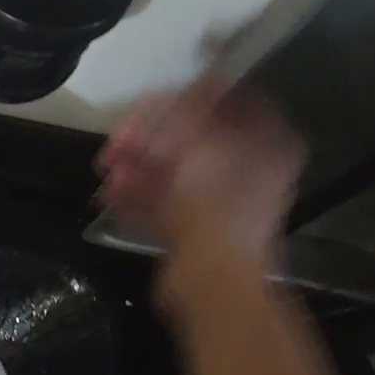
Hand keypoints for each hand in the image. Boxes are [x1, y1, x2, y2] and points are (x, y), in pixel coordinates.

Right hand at [97, 75, 304, 268]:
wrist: (210, 279)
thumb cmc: (212, 208)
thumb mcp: (197, 146)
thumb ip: (180, 114)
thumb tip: (164, 96)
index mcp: (266, 142)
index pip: (231, 99)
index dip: (189, 95)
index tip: (151, 100)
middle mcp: (250, 167)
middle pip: (194, 136)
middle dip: (150, 136)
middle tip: (118, 139)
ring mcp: (221, 198)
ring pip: (172, 168)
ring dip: (137, 164)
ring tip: (107, 166)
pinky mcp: (195, 225)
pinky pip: (162, 199)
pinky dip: (137, 193)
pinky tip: (112, 191)